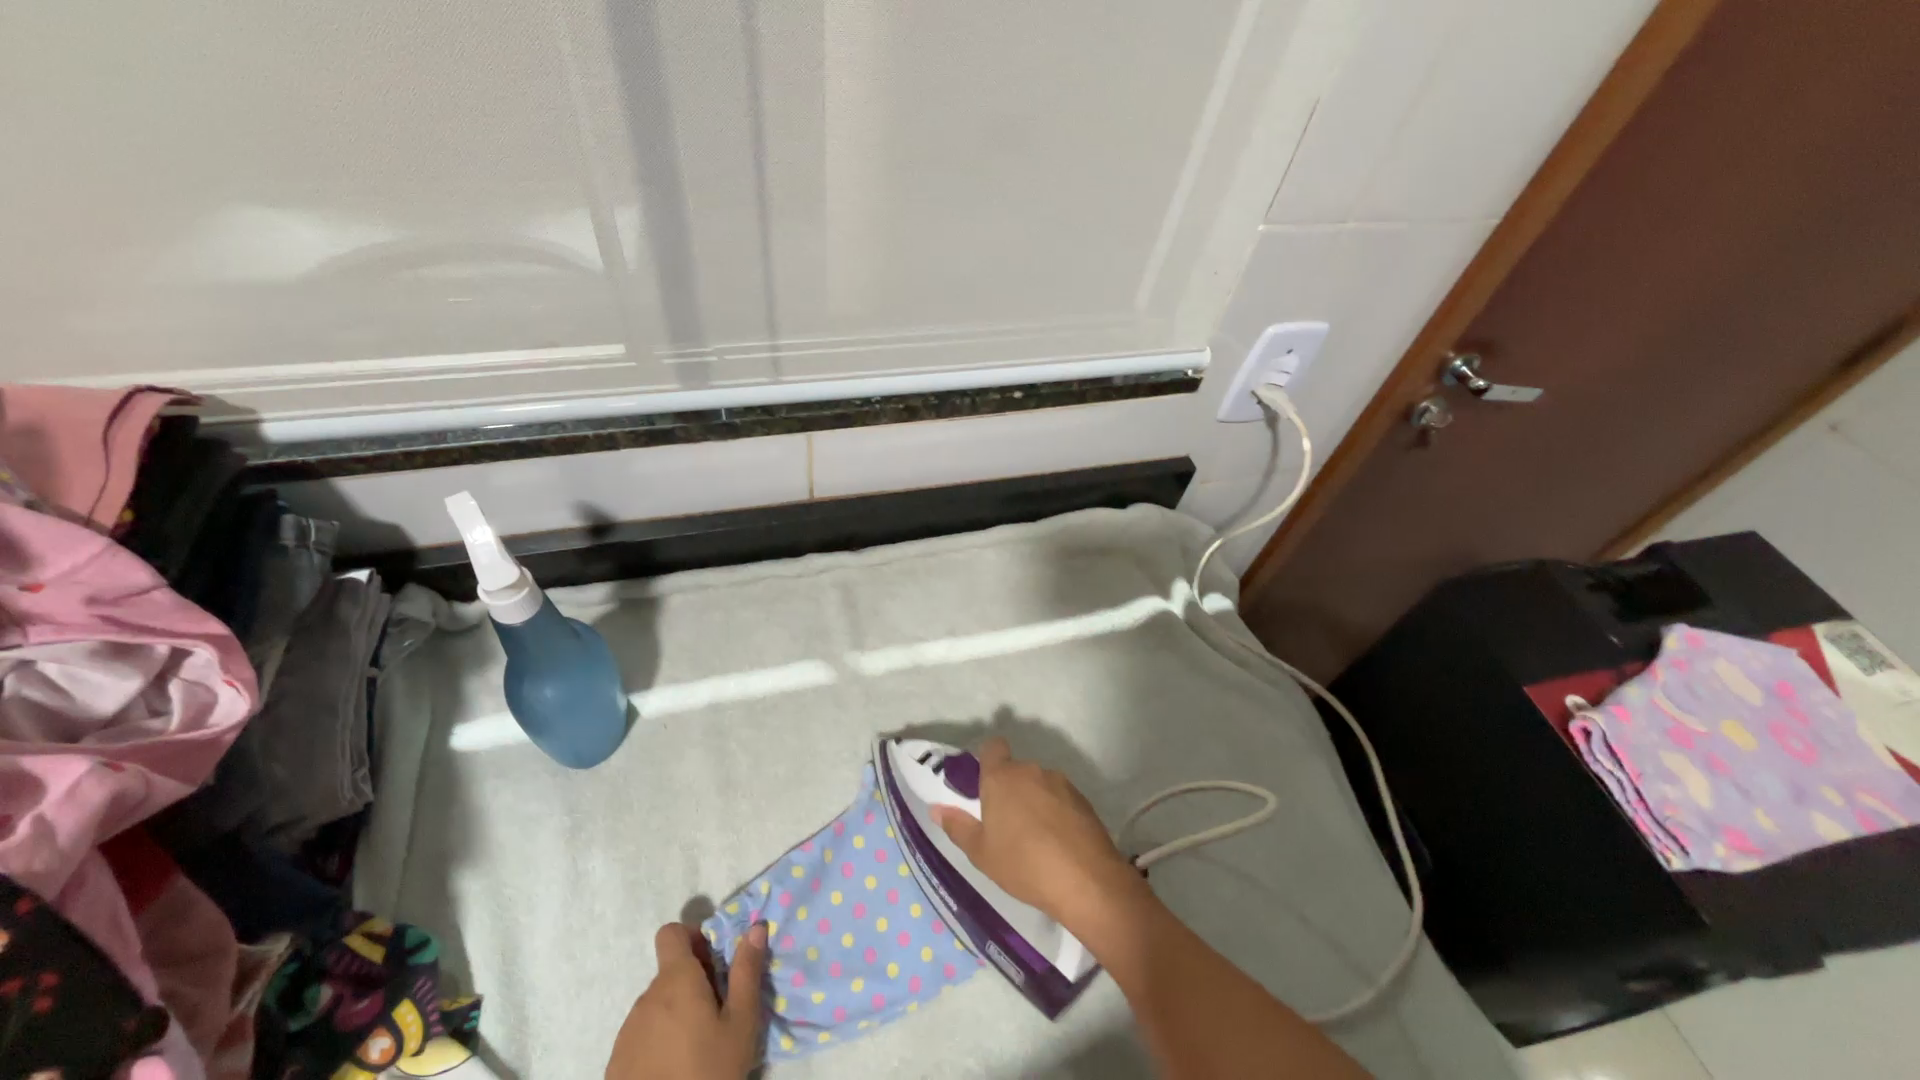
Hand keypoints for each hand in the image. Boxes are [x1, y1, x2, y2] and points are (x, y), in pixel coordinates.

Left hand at [606, 922, 767, 1079]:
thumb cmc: (709, 1069)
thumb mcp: (741, 1022)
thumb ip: (746, 972)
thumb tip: (756, 927)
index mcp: (676, 980)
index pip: (671, 933)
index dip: (693, 937)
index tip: (714, 961)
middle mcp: (647, 996)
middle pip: (670, 971)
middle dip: (695, 981)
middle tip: (720, 1011)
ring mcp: (628, 1027)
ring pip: (658, 1002)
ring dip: (679, 1010)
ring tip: (701, 1043)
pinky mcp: (619, 1057)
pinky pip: (644, 1031)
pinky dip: (662, 1036)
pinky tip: (678, 1063)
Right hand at [929, 737, 1148, 935]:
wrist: (1086, 880)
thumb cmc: (1023, 865)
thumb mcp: (981, 852)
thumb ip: (957, 826)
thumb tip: (937, 808)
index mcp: (1001, 778)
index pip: (993, 747)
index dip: (987, 760)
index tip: (984, 785)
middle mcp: (1031, 771)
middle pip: (1015, 770)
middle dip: (1009, 789)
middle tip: (1004, 823)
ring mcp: (1061, 783)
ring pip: (1039, 784)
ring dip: (1033, 801)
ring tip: (1034, 838)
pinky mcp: (1083, 800)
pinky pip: (1060, 798)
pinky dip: (1055, 812)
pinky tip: (1057, 842)